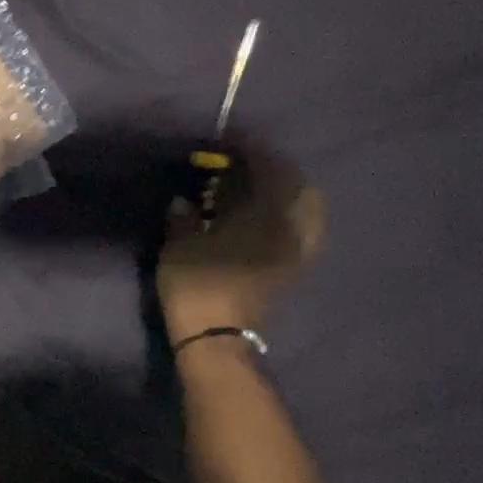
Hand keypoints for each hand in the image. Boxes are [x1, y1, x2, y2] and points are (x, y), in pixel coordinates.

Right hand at [158, 149, 324, 343]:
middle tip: (247, 165)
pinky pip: (299, 226)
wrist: (217, 338)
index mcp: (267, 212)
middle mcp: (292, 224)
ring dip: (283, 192)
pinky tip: (265, 216)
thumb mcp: (180, 246)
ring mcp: (298, 247)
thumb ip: (183, 217)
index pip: (267, 168)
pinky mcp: (293, 265)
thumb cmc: (197, 285)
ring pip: (303, 206)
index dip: (249, 152)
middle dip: (273, 169)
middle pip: (294, 184)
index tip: (229, 144)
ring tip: (257, 190)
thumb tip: (183, 200)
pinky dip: (286, 214)